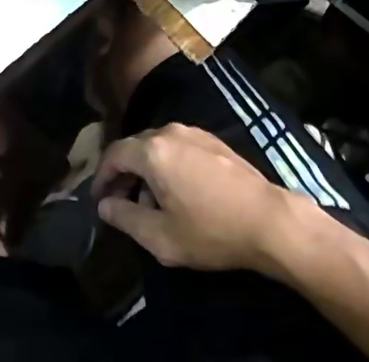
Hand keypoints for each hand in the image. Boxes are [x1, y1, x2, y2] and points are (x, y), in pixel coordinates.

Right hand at [94, 124, 304, 271]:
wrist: (269, 220)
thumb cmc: (211, 230)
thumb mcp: (161, 237)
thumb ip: (126, 218)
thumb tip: (104, 204)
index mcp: (152, 151)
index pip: (114, 154)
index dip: (101, 177)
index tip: (98, 200)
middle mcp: (169, 132)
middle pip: (134, 146)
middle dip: (123, 173)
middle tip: (120, 202)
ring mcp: (194, 132)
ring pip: (157, 146)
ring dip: (146, 170)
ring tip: (151, 203)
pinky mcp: (212, 140)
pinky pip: (177, 146)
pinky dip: (167, 164)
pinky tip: (178, 191)